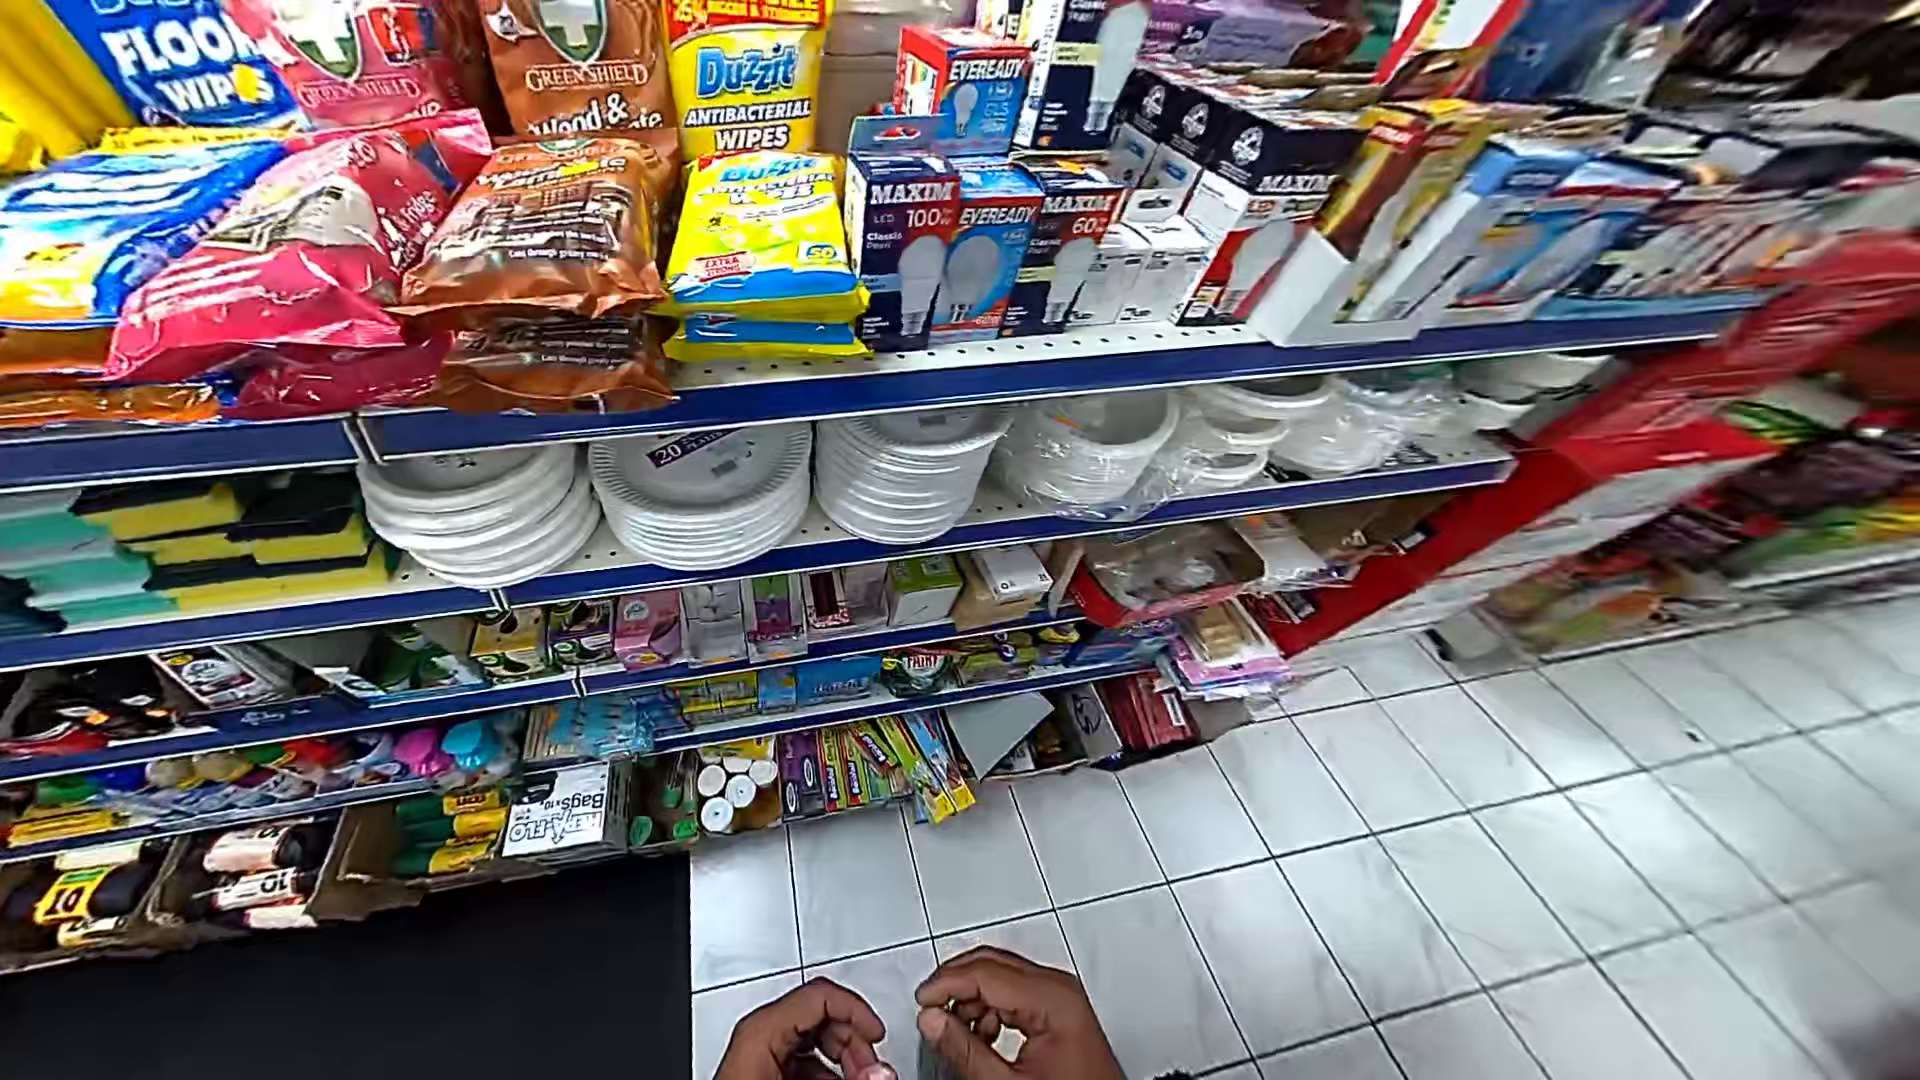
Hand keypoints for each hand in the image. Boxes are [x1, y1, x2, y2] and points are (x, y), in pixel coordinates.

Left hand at [713, 977, 897, 1079]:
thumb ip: (846, 1075)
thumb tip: (880, 1069)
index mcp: (760, 1030)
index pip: (821, 994)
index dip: (856, 1010)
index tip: (875, 1033)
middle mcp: (757, 1034)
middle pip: (820, 1014)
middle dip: (851, 1039)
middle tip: (870, 1067)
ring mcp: (756, 1053)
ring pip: (812, 1037)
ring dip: (840, 1057)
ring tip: (857, 1078)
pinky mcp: (759, 1071)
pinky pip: (799, 1059)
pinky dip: (823, 1072)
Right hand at [915, 946, 1124, 1079]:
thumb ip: (968, 1052)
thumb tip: (933, 1020)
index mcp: (1051, 997)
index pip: (986, 972)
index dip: (947, 984)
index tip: (922, 1001)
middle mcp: (1057, 986)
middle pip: (993, 964)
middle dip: (956, 984)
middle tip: (930, 1007)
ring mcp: (1059, 994)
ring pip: (1001, 975)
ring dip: (972, 998)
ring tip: (954, 1031)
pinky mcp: (1057, 1007)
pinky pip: (1015, 991)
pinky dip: (991, 1008)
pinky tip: (981, 1035)